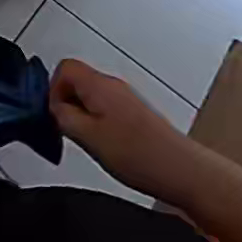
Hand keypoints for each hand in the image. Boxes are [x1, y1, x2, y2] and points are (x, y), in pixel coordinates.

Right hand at [49, 59, 204, 203]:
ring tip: (89, 142)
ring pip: (91, 95)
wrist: (188, 173)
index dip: (53, 89)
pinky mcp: (137, 114)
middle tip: (69, 131)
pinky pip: (106, 107)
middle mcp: (113, 85)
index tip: (56, 115)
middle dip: (66, 103)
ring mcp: (127, 98)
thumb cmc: (138, 154)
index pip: (64, 68)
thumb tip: (53, 108)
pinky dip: (98, 121)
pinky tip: (107, 145)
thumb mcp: (88, 137)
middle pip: (77, 80)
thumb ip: (62, 117)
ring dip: (82, 114)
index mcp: (98, 84)